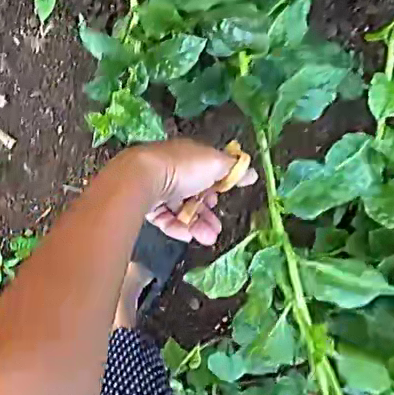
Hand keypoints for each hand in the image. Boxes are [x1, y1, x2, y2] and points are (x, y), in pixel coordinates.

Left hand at [123, 139, 256, 245]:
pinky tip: (187, 236)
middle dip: (207, 212)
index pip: (205, 170)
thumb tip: (252, 173)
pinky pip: (163, 217)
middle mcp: (171, 168)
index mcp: (188, 155)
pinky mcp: (144, 203)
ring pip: (179, 208)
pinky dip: (176, 227)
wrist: (141, 178)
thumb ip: (233, 169)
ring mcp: (156, 186)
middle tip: (217, 229)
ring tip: (208, 239)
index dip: (216, 186)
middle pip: (192, 193)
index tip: (223, 200)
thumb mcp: (215, 164)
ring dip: (196, 224)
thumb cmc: (182, 166)